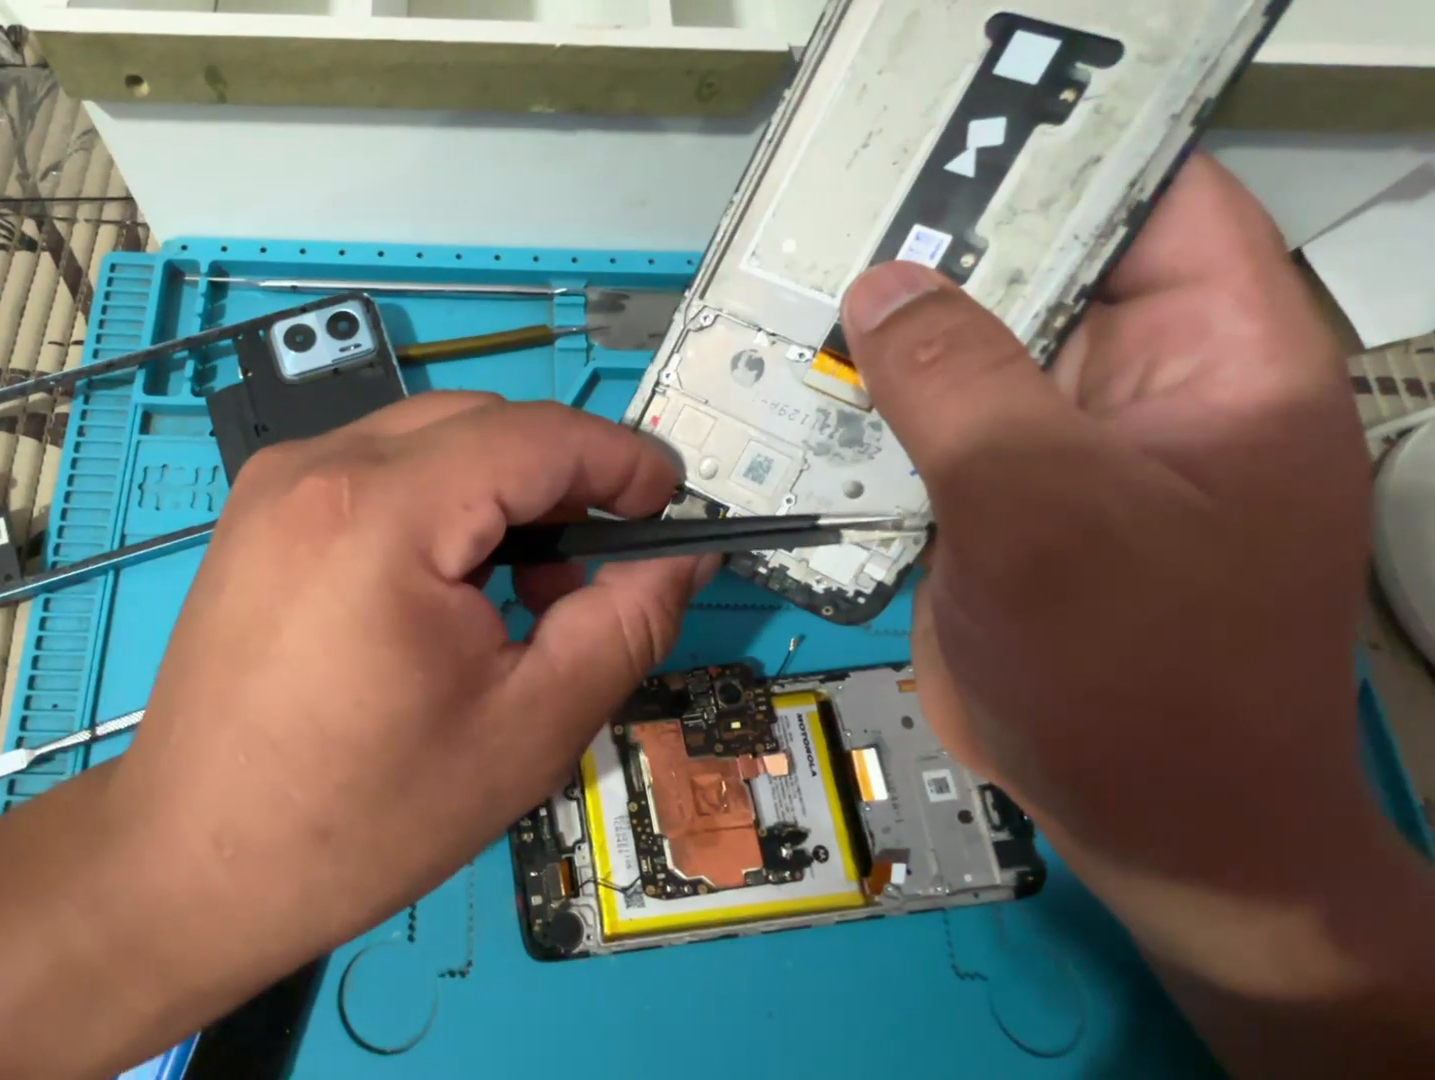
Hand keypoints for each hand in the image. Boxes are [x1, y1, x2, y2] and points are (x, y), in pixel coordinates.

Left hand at [106, 395, 710, 1010]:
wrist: (194, 864)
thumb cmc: (364, 816)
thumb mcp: (529, 727)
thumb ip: (625, 623)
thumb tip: (682, 558)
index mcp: (384, 511)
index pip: (536, 435)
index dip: (620, 460)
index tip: (669, 505)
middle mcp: (317, 468)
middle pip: (481, 423)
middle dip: (561, 476)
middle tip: (602, 559)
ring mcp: (274, 486)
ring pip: (428, 441)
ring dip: (499, 489)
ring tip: (528, 587)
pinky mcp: (258, 515)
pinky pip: (375, 471)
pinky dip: (438, 503)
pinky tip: (450, 584)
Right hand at [842, 155, 1430, 1025]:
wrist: (1131, 811)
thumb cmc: (1133, 666)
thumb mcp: (1052, 507)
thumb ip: (964, 386)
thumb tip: (879, 284)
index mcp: (1214, 359)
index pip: (1150, 207)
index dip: (1060, 156)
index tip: (947, 130)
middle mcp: (1130, 390)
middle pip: (1032, 281)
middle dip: (937, 250)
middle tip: (829, 211)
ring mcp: (1047, 452)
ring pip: (958, 363)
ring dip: (882, 339)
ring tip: (788, 294)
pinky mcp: (985, 506)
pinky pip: (919, 434)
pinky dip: (861, 414)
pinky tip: (792, 396)